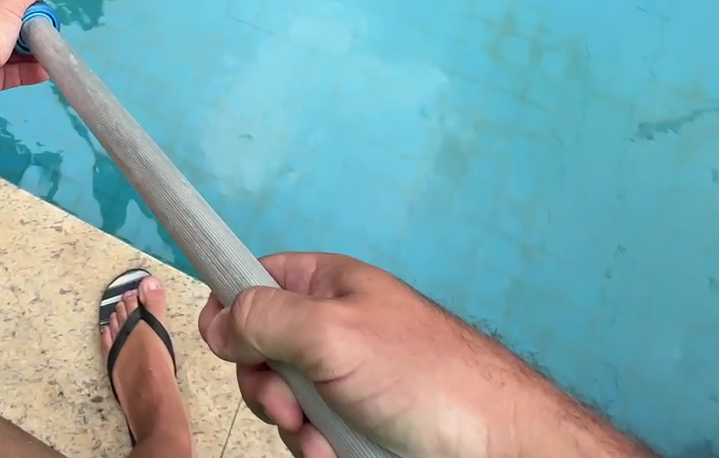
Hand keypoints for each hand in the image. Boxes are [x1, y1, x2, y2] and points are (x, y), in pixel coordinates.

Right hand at [198, 253, 650, 457]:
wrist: (505, 451)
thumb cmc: (419, 376)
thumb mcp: (332, 332)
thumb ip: (264, 317)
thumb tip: (213, 320)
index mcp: (326, 285)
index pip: (254, 279)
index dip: (231, 308)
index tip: (225, 346)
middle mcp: (330, 327)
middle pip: (260, 346)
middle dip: (265, 383)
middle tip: (288, 407)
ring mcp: (344, 379)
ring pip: (283, 398)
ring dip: (294, 425)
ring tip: (327, 442)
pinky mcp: (357, 427)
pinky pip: (311, 434)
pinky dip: (318, 449)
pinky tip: (340, 456)